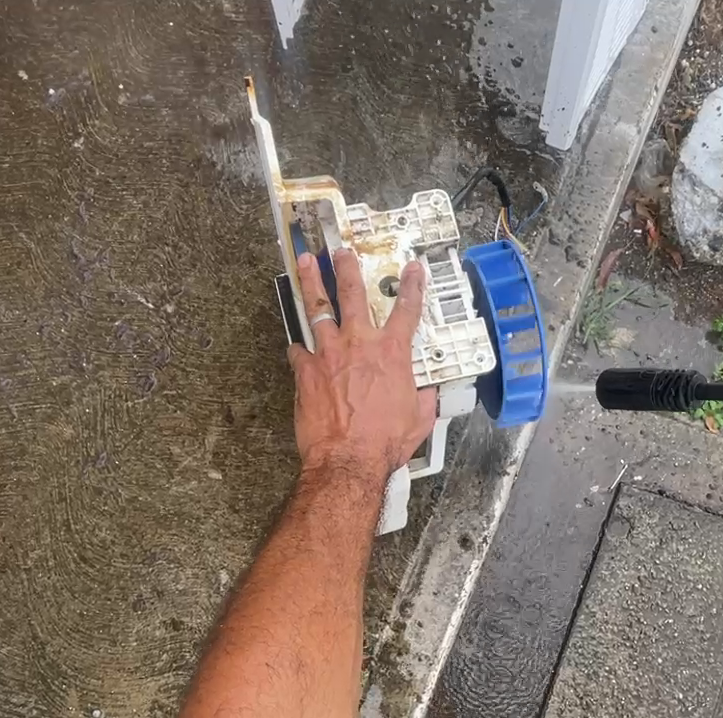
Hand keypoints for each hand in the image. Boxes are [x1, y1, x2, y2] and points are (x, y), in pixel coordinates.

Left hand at [288, 249, 437, 481]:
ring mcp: (328, 354)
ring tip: (306, 264)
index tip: (412, 269)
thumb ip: (423, 399)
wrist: (348, 458)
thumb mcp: (418, 419)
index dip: (412, 286)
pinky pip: (298, 351)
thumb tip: (426, 395)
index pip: (407, 310)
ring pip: (318, 307)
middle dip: (348, 268)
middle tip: (342, 253)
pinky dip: (299, 348)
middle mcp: (359, 344)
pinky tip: (296, 345)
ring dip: (313, 283)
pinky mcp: (305, 371)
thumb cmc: (383, 442)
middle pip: (352, 294)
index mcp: (392, 354)